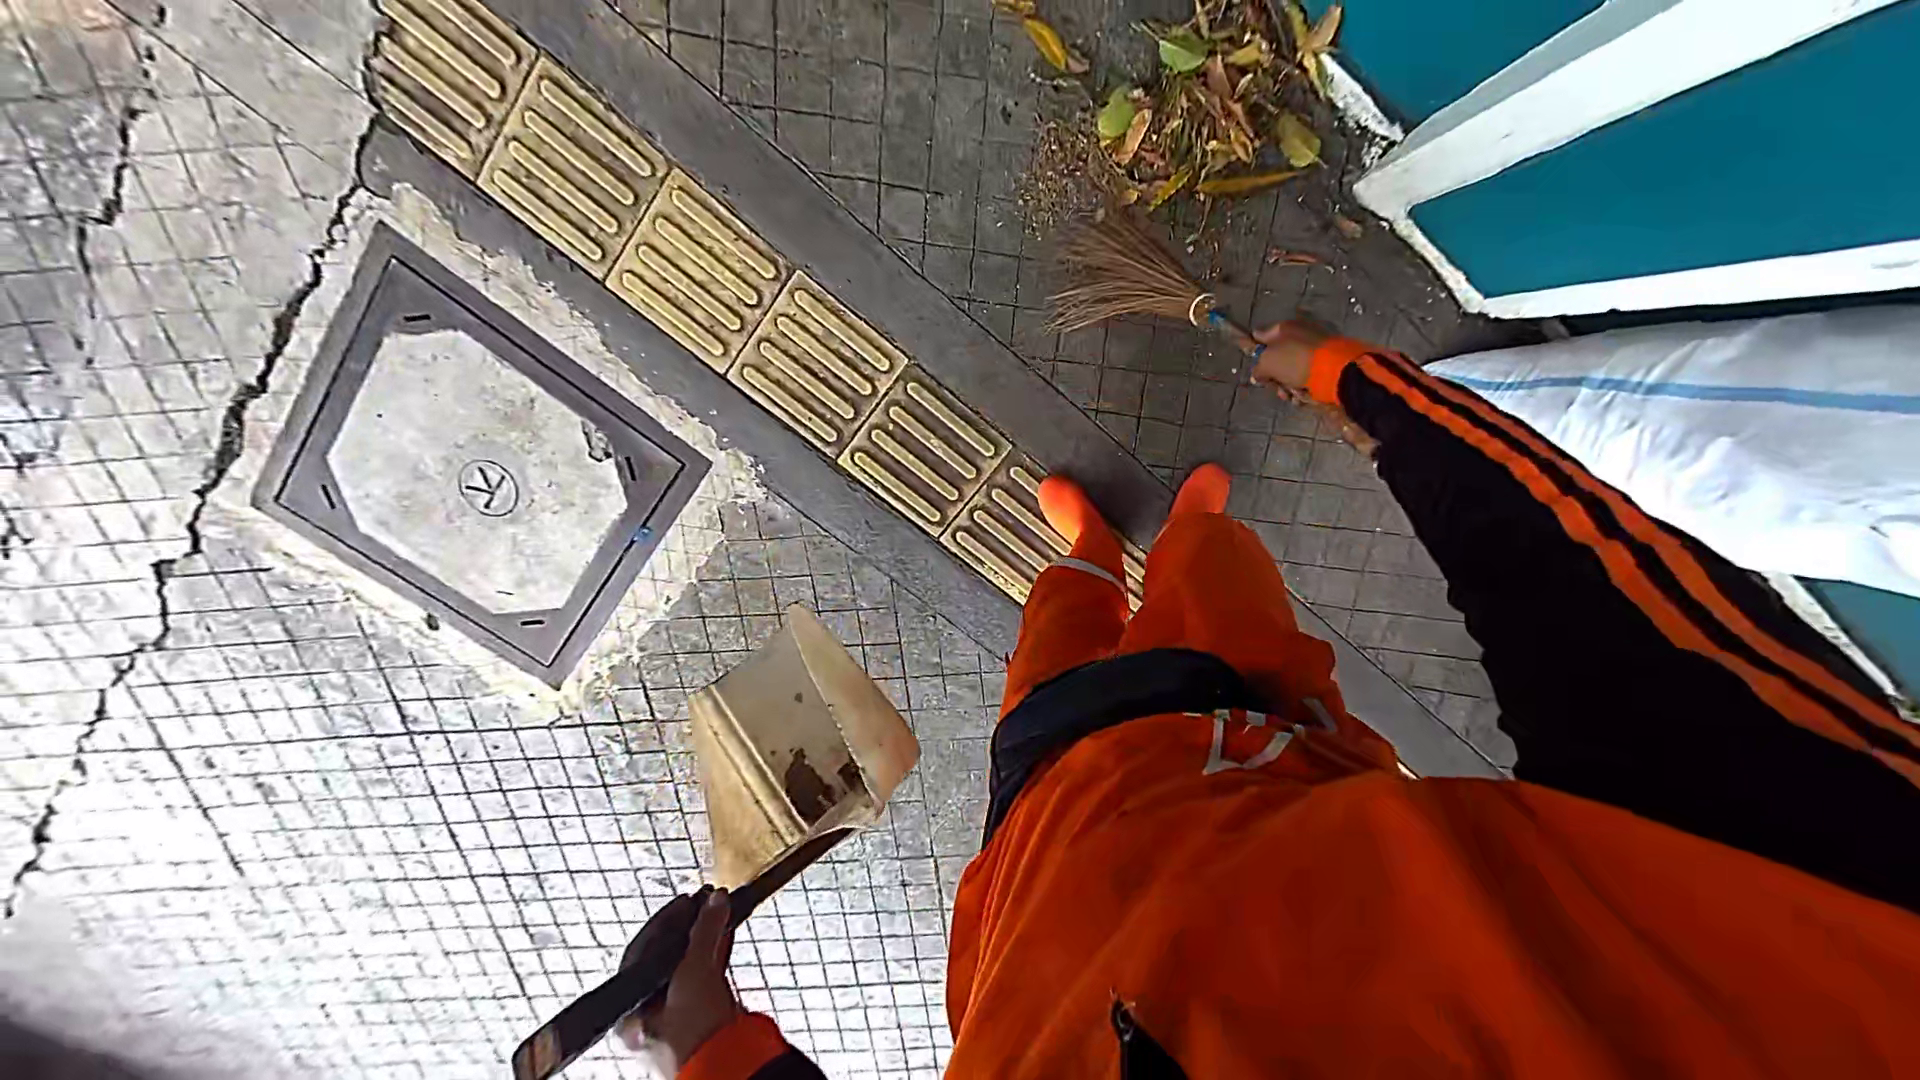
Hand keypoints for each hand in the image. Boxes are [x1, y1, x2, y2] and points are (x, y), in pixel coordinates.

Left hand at [619, 889, 741, 1067]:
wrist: (729, 1065)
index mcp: (631, 1012)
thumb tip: (714, 899)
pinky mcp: (702, 1014)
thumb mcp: (695, 973)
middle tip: (704, 901)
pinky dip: (715, 949)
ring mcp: (676, 1014)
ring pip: (687, 963)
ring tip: (719, 909)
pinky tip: (727, 929)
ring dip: (704, 934)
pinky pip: (704, 972)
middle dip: (687, 927)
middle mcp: (649, 1014)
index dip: (663, 924)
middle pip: (665, 958)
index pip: (640, 954)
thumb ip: (705, 931)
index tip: (685, 902)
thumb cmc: (696, 1035)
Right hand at [1248, 319, 1332, 399]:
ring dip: (1286, 386)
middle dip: (1272, 376)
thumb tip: (1257, 374)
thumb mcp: (1267, 363)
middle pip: (1275, 359)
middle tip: (1274, 385)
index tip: (1255, 367)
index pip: (1259, 337)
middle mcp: (1297, 336)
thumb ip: (1257, 368)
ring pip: (1288, 371)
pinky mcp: (1322, 363)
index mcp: (1282, 329)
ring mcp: (1311, 349)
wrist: (1334, 369)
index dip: (1254, 352)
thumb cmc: (1295, 361)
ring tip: (1290, 394)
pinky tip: (1301, 395)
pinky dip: (1301, 388)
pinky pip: (1304, 377)